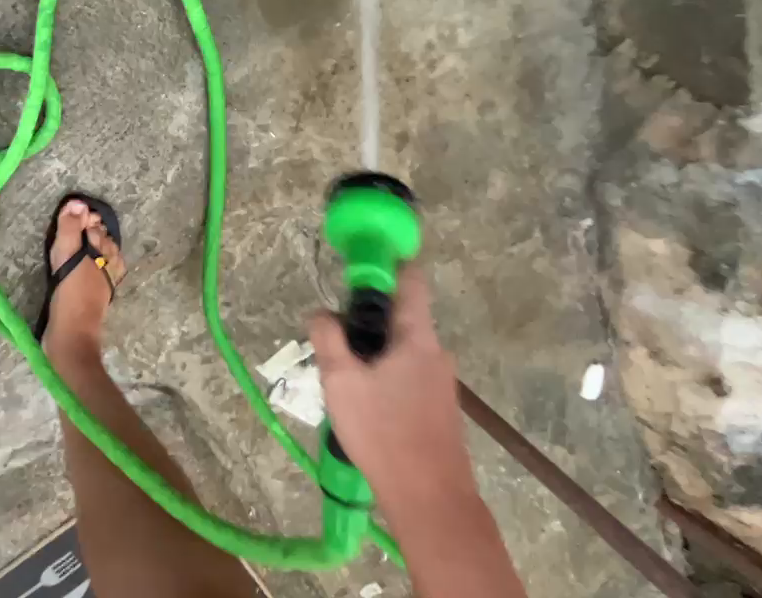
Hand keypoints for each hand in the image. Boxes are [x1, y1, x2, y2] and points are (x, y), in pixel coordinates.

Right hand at [309, 265, 475, 509]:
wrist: (430, 498)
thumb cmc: (383, 430)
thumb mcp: (340, 378)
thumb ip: (327, 336)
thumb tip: (321, 312)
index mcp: (417, 338)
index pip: (411, 280)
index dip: (385, 263)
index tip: (356, 264)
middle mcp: (436, 353)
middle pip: (397, 316)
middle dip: (362, 319)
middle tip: (331, 339)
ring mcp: (440, 381)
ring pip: (398, 348)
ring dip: (369, 351)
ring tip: (341, 379)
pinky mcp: (437, 405)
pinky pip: (404, 372)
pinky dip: (381, 374)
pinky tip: (361, 403)